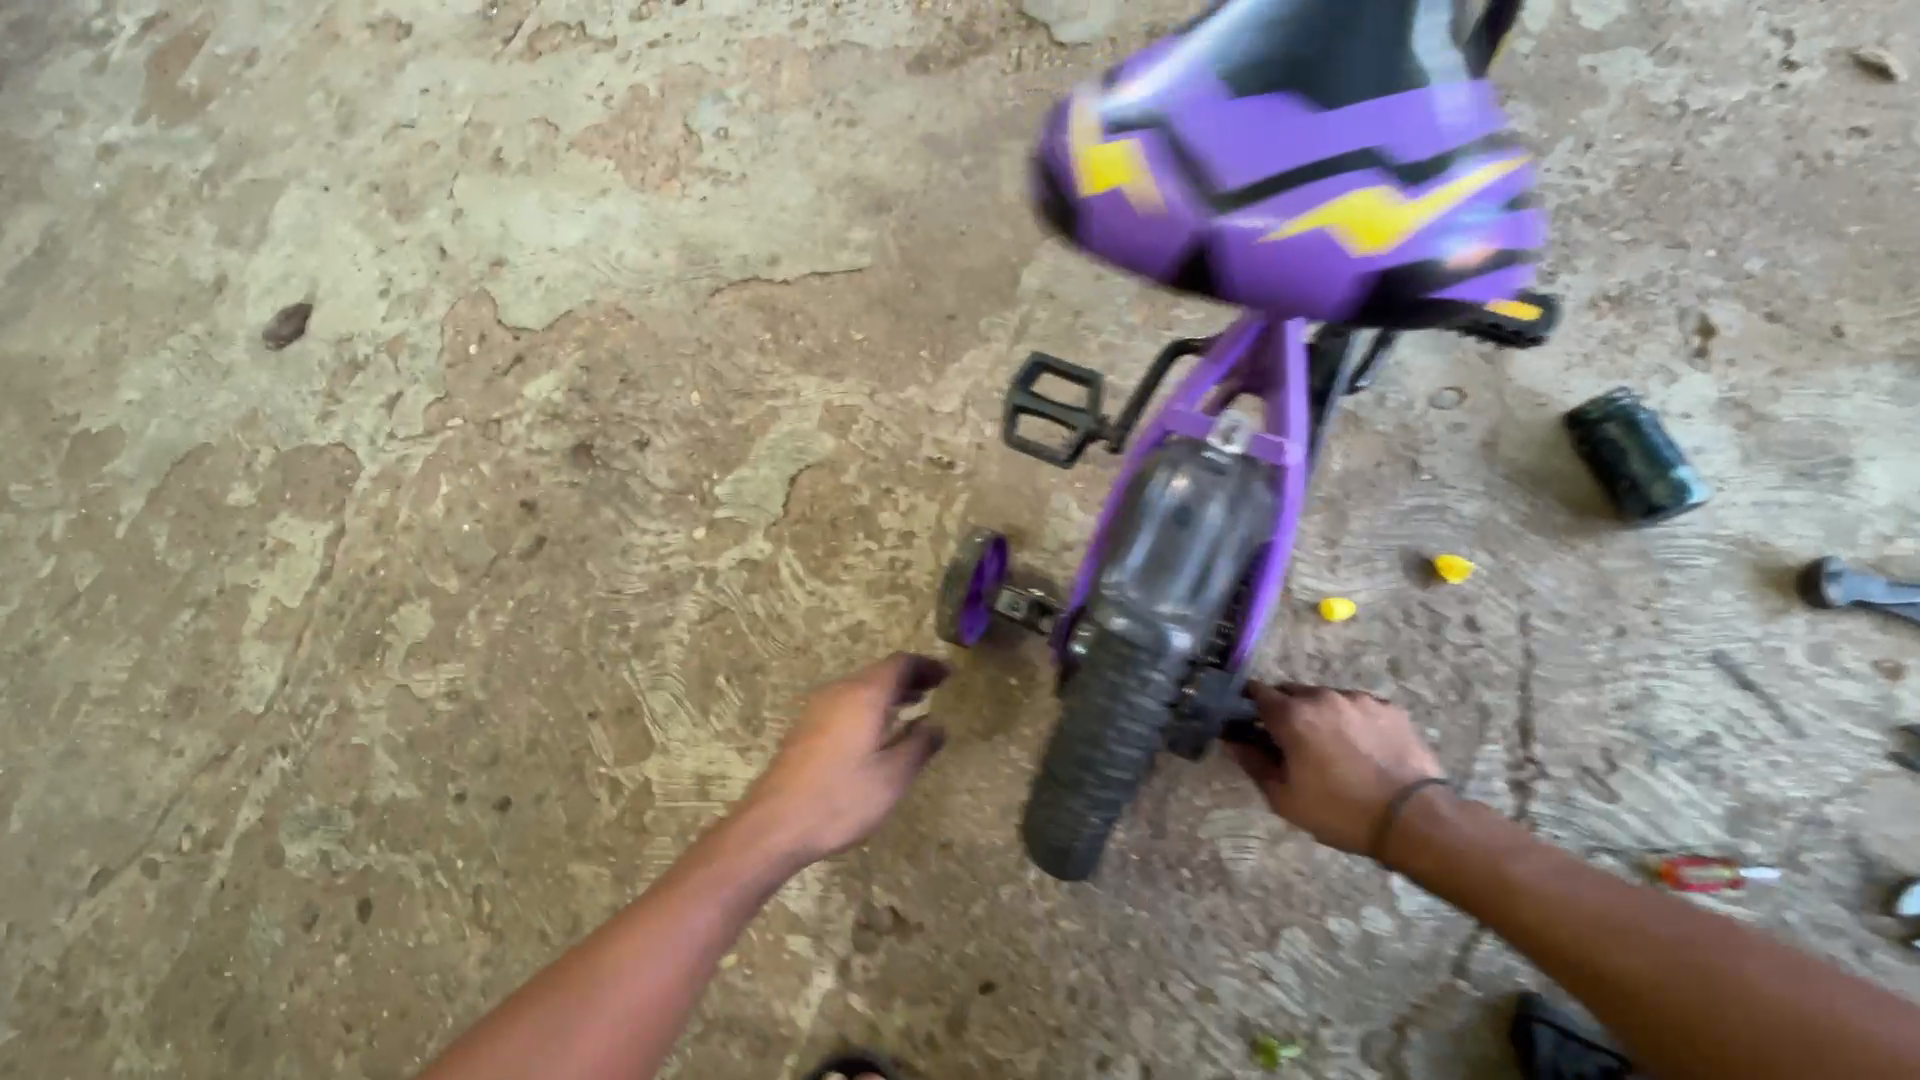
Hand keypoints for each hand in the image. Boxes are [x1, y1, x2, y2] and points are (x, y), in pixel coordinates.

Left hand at [738, 653, 949, 865]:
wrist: (775, 824)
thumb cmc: (841, 798)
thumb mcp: (892, 777)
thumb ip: (919, 746)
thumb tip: (937, 724)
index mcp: (864, 695)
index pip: (900, 663)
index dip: (926, 665)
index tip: (948, 675)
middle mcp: (839, 692)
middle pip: (879, 672)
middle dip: (909, 678)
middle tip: (935, 689)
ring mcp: (818, 709)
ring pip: (861, 688)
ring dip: (889, 693)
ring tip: (913, 707)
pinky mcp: (806, 728)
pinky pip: (846, 703)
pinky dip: (870, 706)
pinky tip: (878, 731)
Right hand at [1228, 683, 1442, 853]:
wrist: (1413, 819)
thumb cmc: (1339, 811)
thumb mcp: (1284, 798)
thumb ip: (1253, 763)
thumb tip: (1233, 740)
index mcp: (1292, 715)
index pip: (1257, 692)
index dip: (1249, 706)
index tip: (1249, 724)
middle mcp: (1323, 697)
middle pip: (1292, 693)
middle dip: (1286, 711)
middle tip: (1292, 743)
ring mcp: (1359, 700)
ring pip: (1326, 699)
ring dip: (1320, 715)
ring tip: (1333, 748)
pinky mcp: (1390, 708)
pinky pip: (1358, 707)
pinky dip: (1352, 720)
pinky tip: (1363, 748)